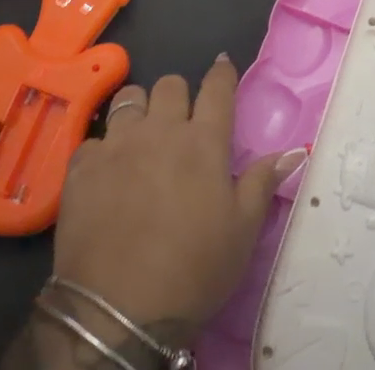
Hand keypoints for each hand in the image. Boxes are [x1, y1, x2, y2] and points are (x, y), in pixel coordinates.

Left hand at [51, 56, 303, 352]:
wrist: (119, 307)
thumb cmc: (194, 269)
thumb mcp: (242, 231)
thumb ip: (263, 182)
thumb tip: (292, 150)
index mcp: (204, 142)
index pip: (217, 89)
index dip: (222, 74)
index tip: (222, 66)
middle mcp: (160, 130)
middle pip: (169, 84)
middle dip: (179, 94)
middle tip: (181, 119)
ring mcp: (117, 144)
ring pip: (128, 99)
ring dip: (140, 109)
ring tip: (142, 133)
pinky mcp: (82, 165)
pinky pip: (95, 138)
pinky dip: (105, 147)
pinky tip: (108, 171)